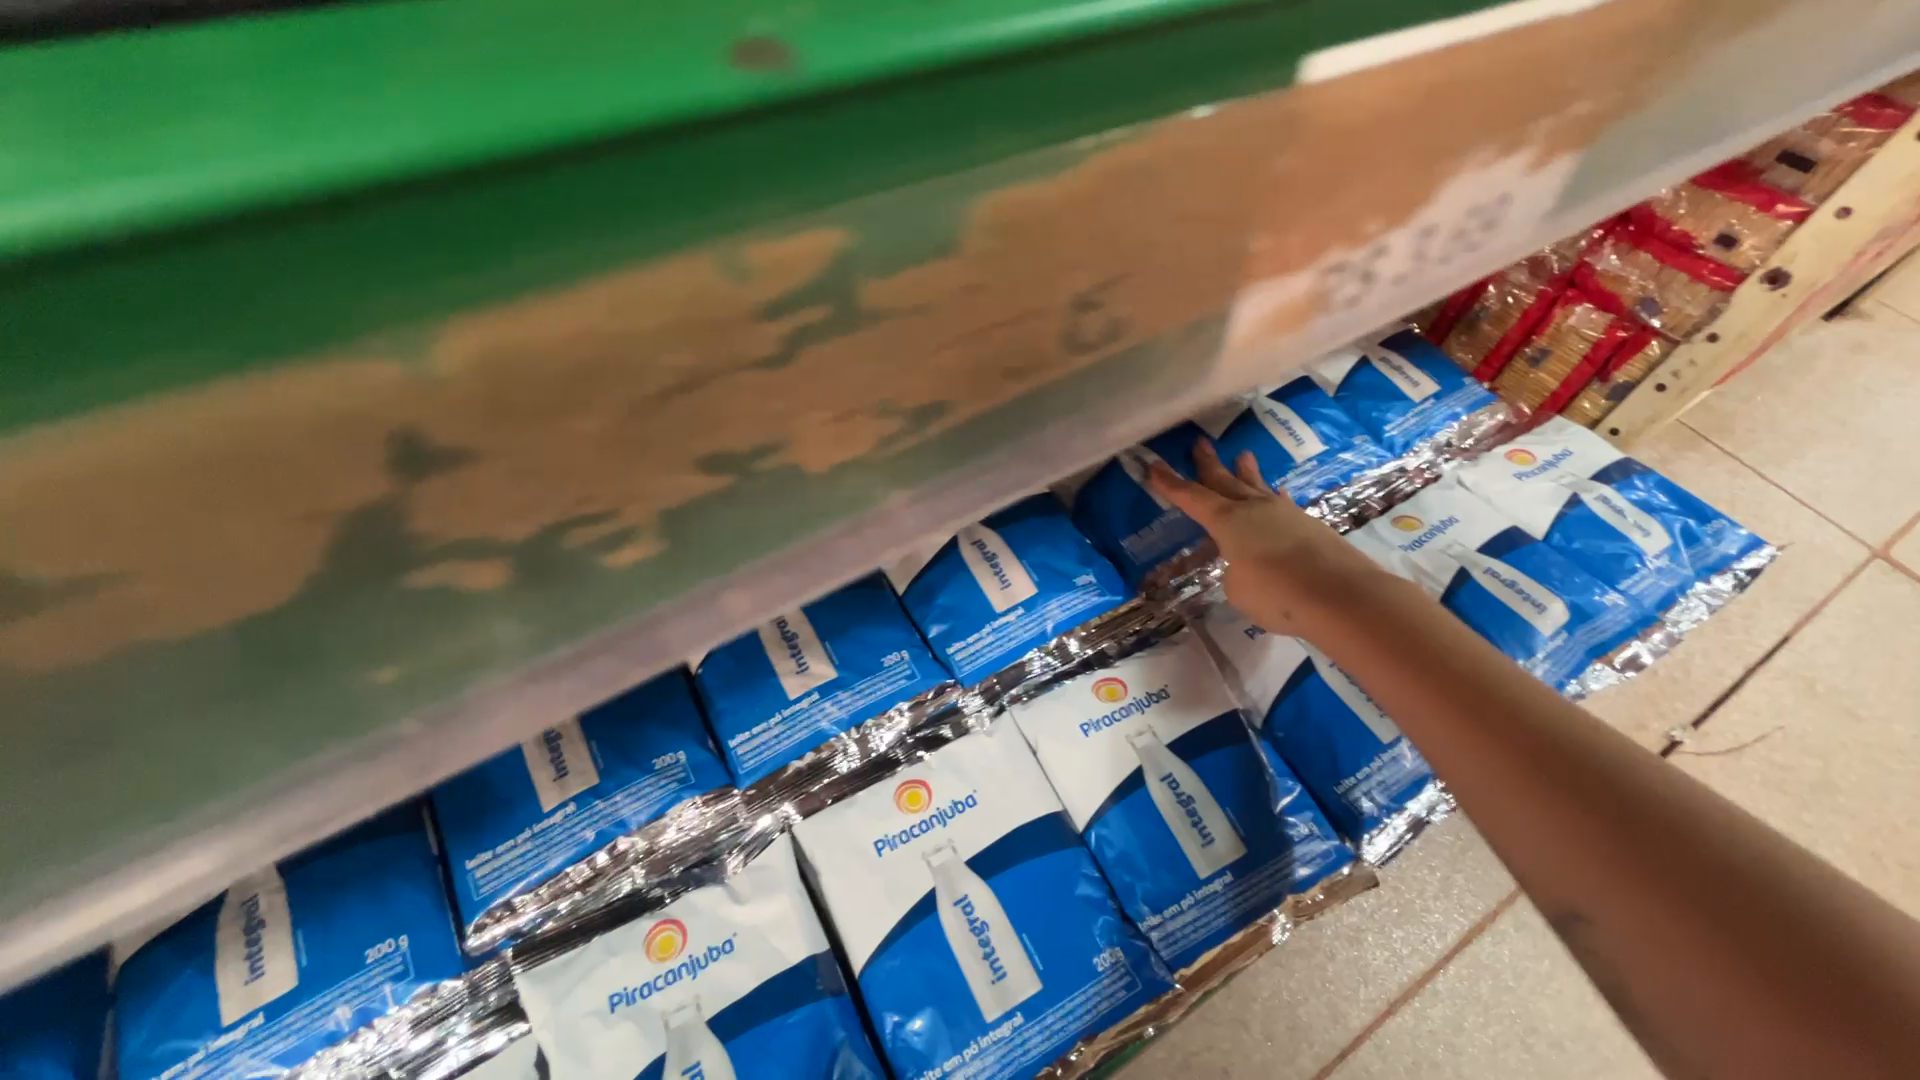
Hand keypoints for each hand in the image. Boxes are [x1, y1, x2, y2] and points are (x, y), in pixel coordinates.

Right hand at [1146, 439, 1386, 636]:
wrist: (1340, 595)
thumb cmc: (1276, 593)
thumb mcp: (1238, 590)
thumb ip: (1235, 573)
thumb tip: (1246, 566)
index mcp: (1227, 521)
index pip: (1191, 498)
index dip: (1171, 484)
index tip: (1154, 466)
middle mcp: (1253, 509)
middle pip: (1225, 481)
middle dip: (1208, 464)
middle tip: (1199, 443)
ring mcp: (1285, 514)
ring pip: (1257, 487)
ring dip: (1246, 472)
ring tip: (1241, 455)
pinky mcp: (1309, 526)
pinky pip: (1282, 504)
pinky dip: (1274, 497)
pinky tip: (1277, 495)